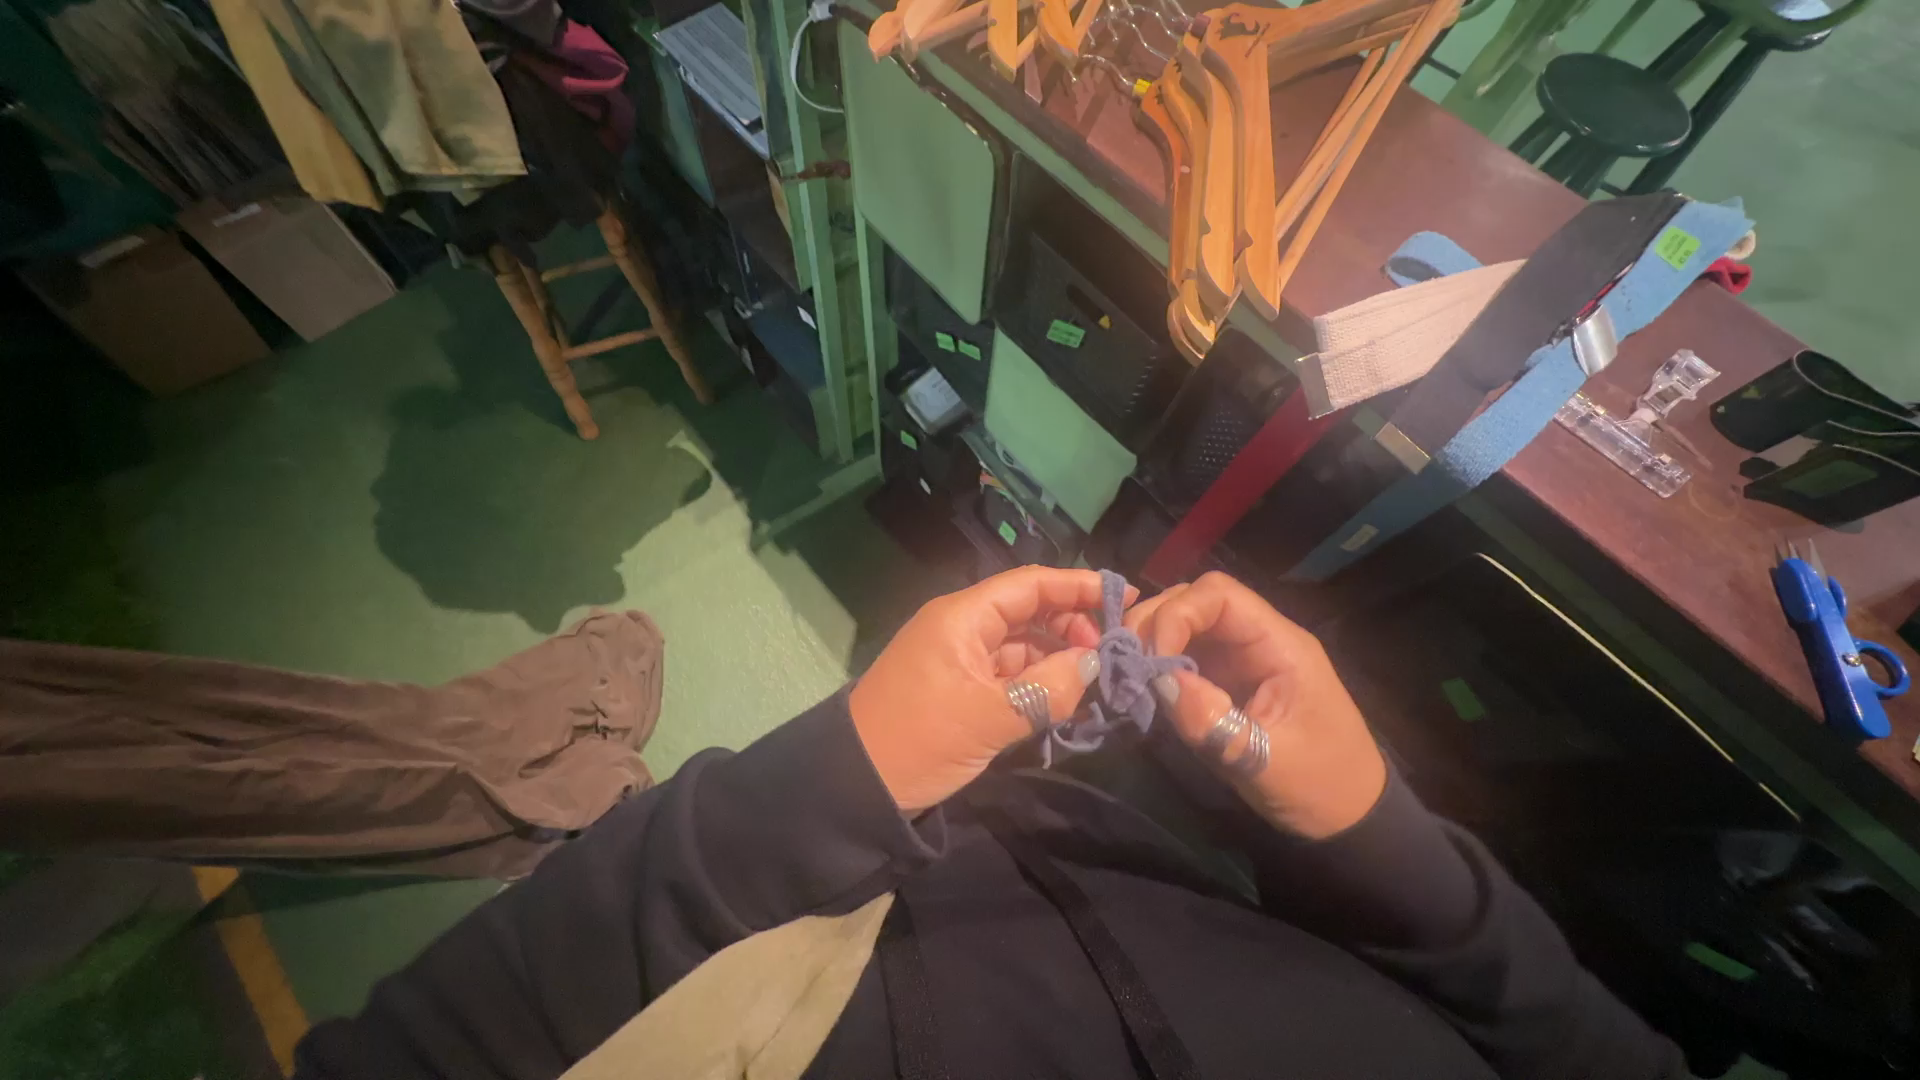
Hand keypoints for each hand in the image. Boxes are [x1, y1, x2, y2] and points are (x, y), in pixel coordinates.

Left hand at [850, 567, 1124, 812]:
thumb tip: (1095, 664)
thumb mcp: (988, 718)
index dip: (1079, 586)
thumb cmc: (918, 740)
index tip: (1125, 599)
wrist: (854, 785)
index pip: (1030, 584)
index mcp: (962, 617)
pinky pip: (1008, 670)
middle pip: (1028, 609)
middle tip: (1107, 655)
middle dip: (1071, 623)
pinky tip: (1063, 695)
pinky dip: (1037, 678)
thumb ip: (1048, 690)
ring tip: (1093, 677)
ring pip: (1021, 642)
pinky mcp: (960, 685)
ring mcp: (960, 656)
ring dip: (1056, 654)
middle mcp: (962, 626)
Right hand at [1125, 571, 1385, 838]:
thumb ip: (1215, 723)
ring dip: (1150, 642)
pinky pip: (1184, 655)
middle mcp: (1256, 639)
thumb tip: (1159, 683)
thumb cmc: (1321, 786)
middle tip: (1125, 663)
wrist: (1350, 818)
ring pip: (1183, 624)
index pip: (1219, 595)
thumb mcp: (1268, 763)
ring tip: (1129, 676)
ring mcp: (1239, 658)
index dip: (1176, 615)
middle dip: (1154, 624)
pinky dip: (1156, 665)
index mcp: (1279, 645)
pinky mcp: (1225, 679)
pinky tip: (1142, 687)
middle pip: (1194, 600)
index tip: (1151, 658)